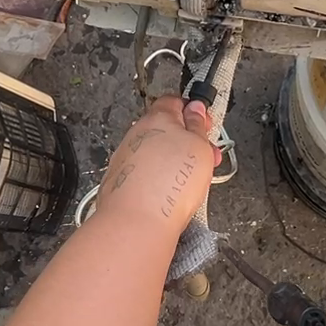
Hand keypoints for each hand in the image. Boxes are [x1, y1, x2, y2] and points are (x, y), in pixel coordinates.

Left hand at [94, 97, 216, 236]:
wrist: (136, 223)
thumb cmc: (169, 184)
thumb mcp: (200, 147)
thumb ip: (198, 124)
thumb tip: (195, 108)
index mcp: (156, 118)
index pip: (174, 101)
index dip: (192, 111)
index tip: (206, 125)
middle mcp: (136, 135)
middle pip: (165, 130)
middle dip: (186, 142)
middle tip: (206, 158)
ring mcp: (125, 159)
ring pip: (155, 154)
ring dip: (173, 164)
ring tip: (191, 183)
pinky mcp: (119, 183)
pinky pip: (144, 175)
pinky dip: (157, 182)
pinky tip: (170, 196)